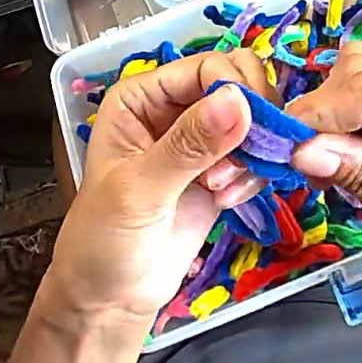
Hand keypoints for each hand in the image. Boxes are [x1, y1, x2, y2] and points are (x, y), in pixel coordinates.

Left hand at [42, 50, 274, 325]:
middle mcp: (172, 108)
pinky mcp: (220, 169)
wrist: (112, 297)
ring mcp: (199, 139)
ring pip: (253, 117)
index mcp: (142, 97)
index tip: (252, 126)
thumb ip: (188, 146)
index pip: (205, 66)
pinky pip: (256, 152)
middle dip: (251, 117)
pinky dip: (254, 174)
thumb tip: (237, 101)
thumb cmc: (105, 240)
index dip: (235, 88)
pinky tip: (227, 201)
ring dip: (252, 152)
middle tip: (246, 157)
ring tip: (222, 190)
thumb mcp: (140, 191)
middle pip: (237, 82)